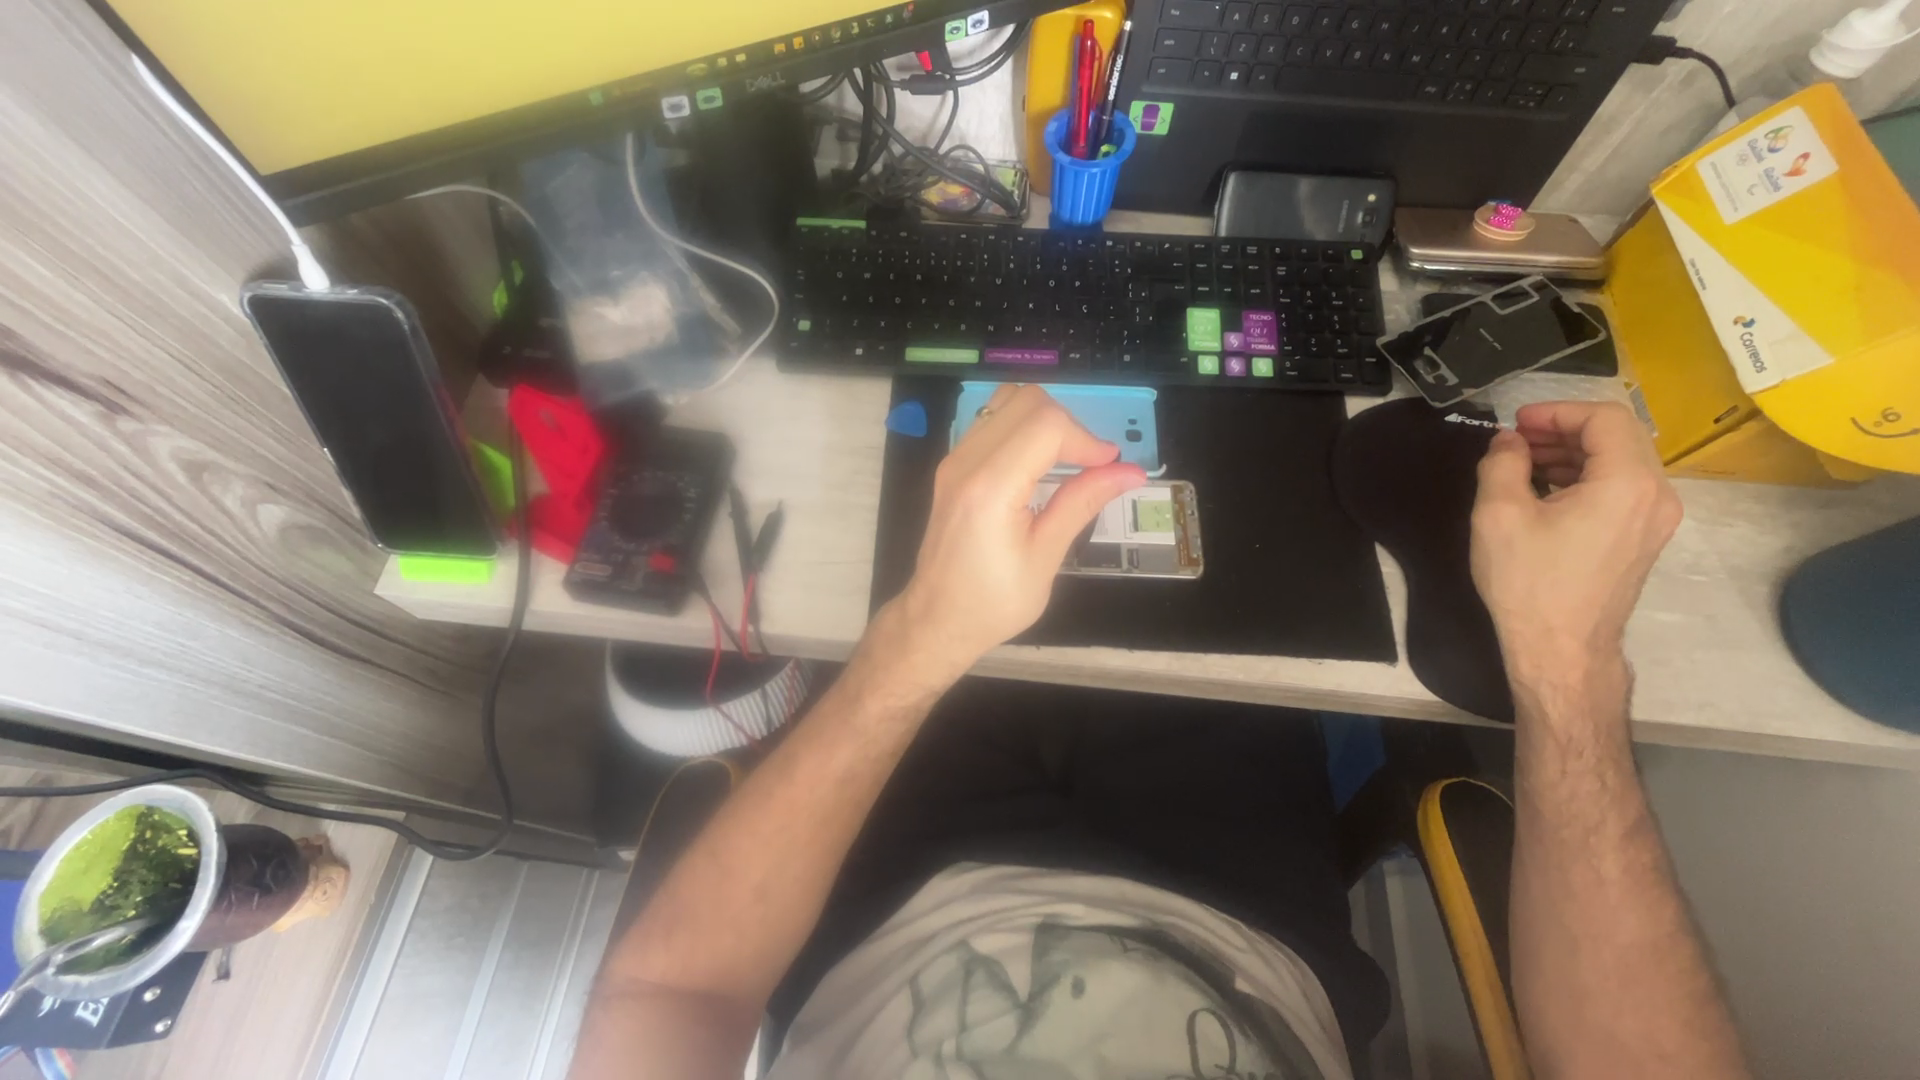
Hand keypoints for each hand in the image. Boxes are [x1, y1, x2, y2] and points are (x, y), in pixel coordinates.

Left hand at [880, 385, 1146, 688]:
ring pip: (1008, 402)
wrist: (937, 620)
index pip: (1046, 425)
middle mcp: (966, 462)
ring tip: (1066, 462)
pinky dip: (1024, 429)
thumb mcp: (1045, 558)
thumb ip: (1082, 503)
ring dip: (1046, 422)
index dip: (1086, 438)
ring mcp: (955, 460)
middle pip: (1028, 401)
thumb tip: (1129, 472)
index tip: (1108, 467)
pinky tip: (1040, 465)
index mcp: (990, 488)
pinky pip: (992, 421)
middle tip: (1089, 466)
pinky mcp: (953, 465)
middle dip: (1069, 425)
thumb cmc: (992, 602)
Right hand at [1471, 402, 1681, 686]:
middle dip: (1565, 429)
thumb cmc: (1528, 579)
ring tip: (1524, 463)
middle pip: (1619, 436)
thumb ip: (1502, 464)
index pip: (1604, 418)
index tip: (1515, 423)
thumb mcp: (1498, 514)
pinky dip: (1586, 477)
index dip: (1557, 411)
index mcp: (1627, 482)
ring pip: (1622, 462)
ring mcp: (1657, 519)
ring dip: (1574, 453)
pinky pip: (1622, 488)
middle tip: (1516, 440)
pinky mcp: (1645, 538)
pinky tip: (1546, 490)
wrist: (1561, 647)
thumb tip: (1508, 441)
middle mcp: (1656, 494)